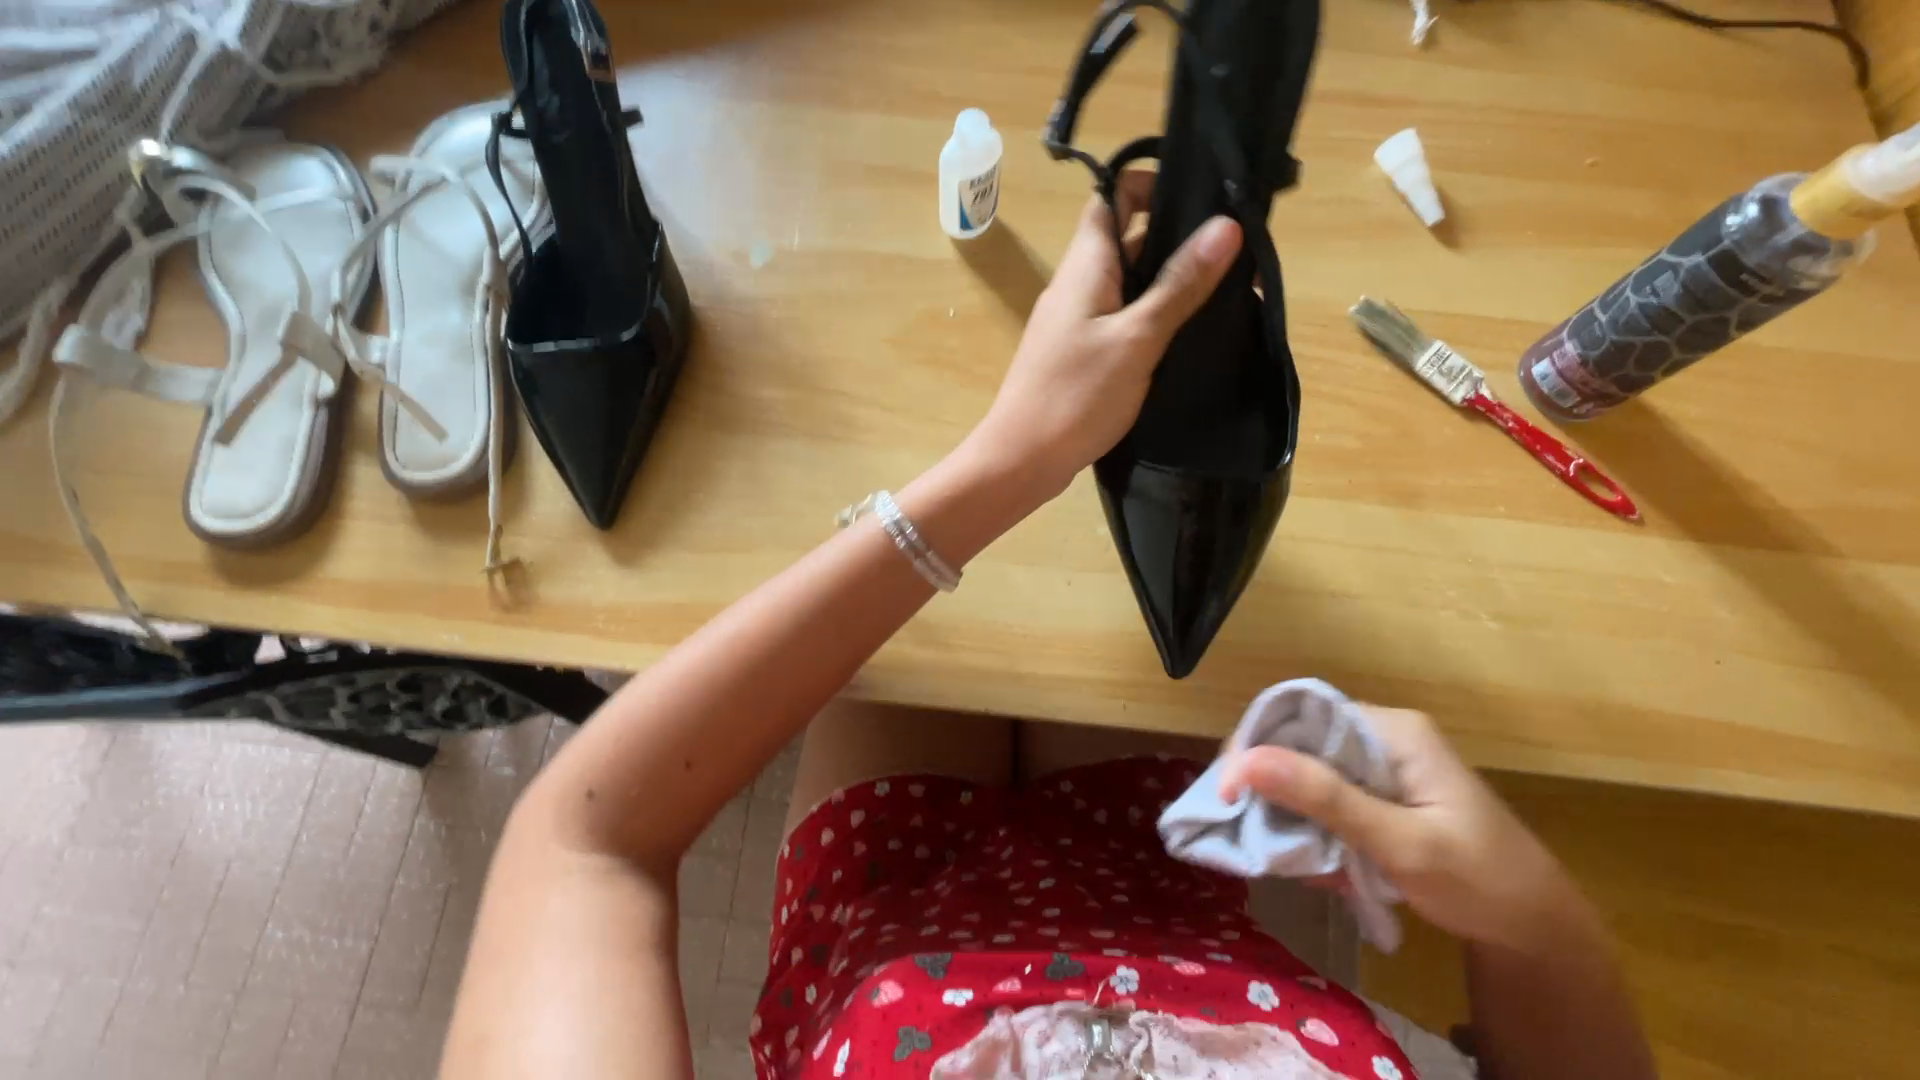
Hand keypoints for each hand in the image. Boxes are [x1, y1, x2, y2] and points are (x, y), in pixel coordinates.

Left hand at [968, 170, 1242, 495]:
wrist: (1022, 459)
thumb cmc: (1075, 396)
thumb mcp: (1136, 339)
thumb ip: (1178, 285)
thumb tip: (1225, 226)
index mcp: (1086, 264)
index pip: (1114, 196)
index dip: (1154, 184)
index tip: (1206, 196)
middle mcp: (1079, 283)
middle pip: (1130, 238)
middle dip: (1180, 238)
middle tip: (1239, 253)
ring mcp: (1079, 319)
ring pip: (1131, 282)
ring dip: (1173, 281)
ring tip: (1231, 292)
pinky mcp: (1083, 352)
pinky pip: (1124, 318)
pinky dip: (1156, 317)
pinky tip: (1192, 333)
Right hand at [1219, 707, 1586, 951]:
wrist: (1538, 930)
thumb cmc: (1481, 882)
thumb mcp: (1402, 843)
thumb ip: (1326, 799)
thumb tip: (1246, 761)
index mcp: (1392, 731)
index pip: (1299, 713)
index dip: (1255, 745)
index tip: (1227, 792)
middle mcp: (1381, 736)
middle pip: (1297, 740)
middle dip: (1265, 783)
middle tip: (1244, 827)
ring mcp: (1380, 765)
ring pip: (1305, 771)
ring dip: (1285, 810)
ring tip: (1277, 851)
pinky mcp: (1378, 794)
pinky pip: (1323, 796)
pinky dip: (1308, 826)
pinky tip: (1310, 861)